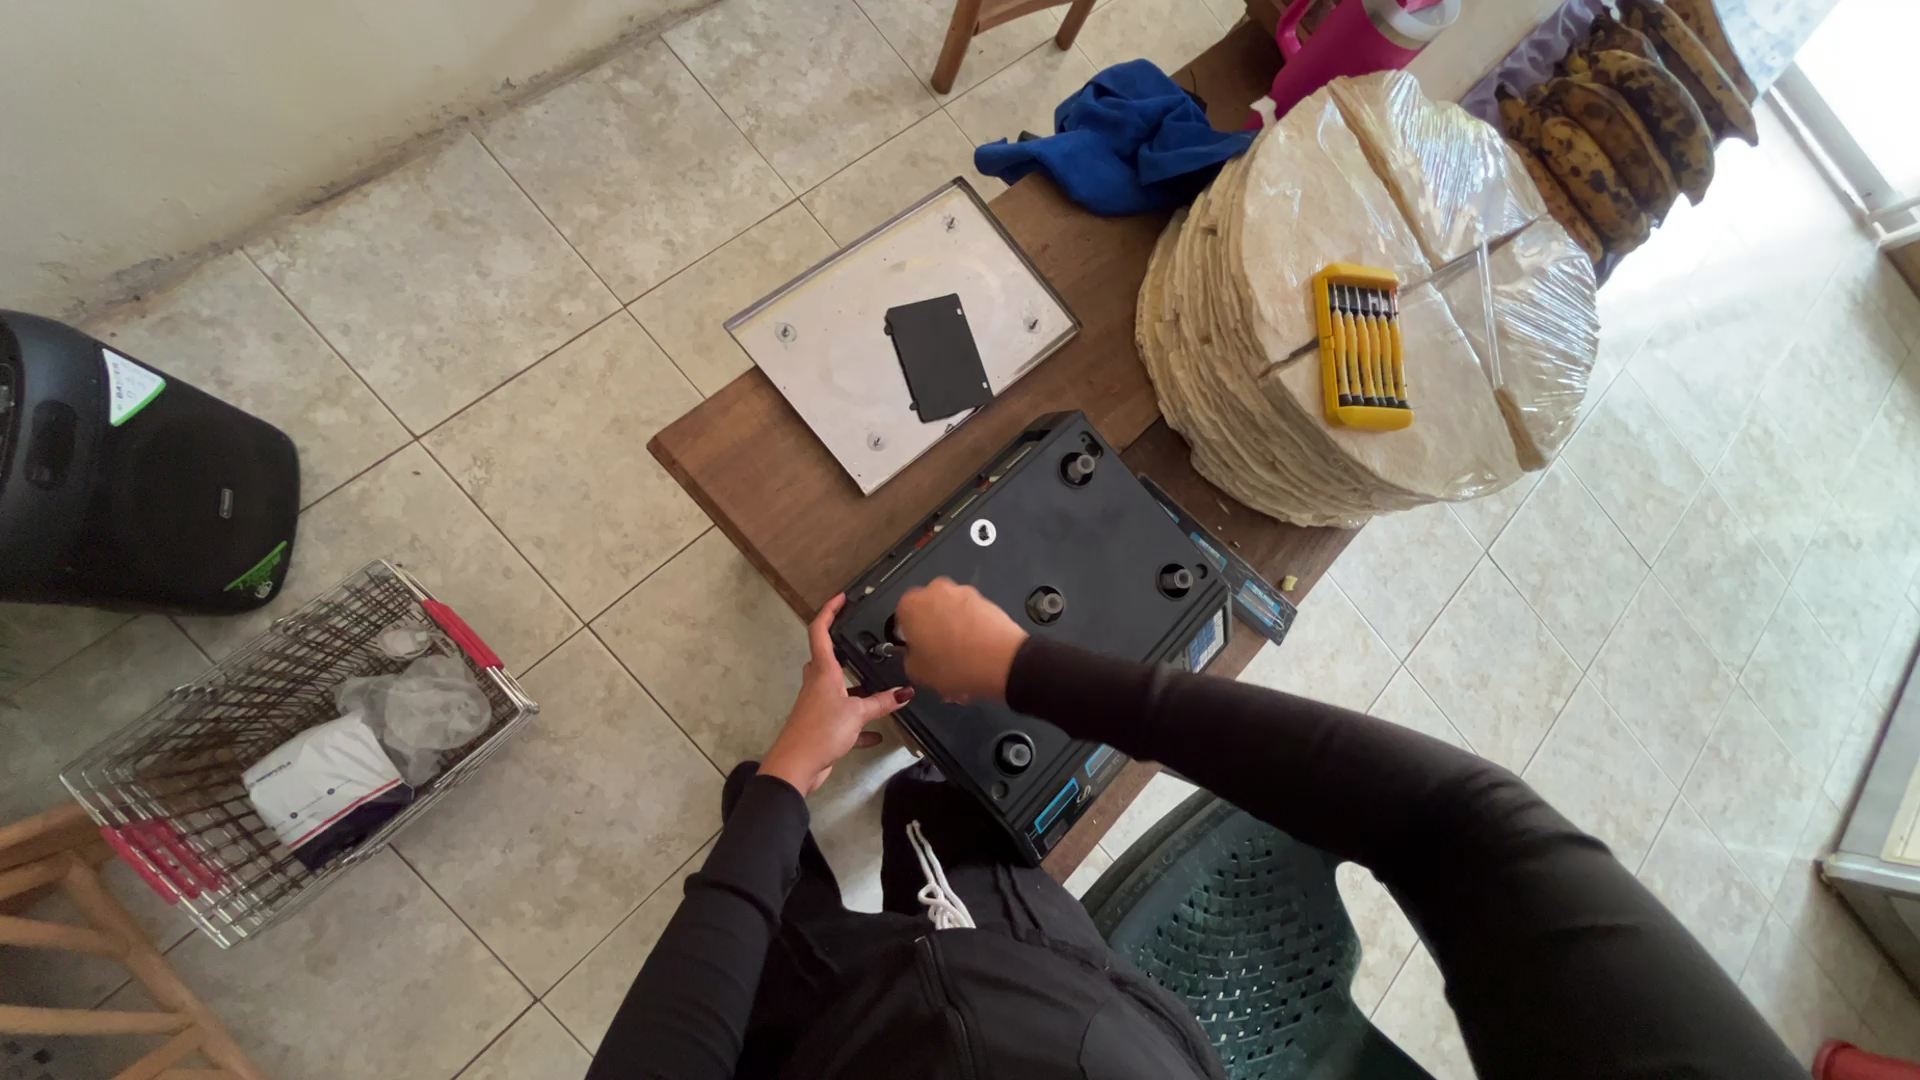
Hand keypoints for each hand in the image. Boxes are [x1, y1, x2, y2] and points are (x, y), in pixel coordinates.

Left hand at [759, 594, 911, 795]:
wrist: (796, 767)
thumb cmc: (821, 730)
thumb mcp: (857, 713)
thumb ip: (882, 703)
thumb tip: (905, 693)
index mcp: (823, 672)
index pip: (820, 631)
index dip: (829, 611)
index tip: (841, 598)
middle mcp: (817, 684)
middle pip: (828, 659)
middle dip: (845, 651)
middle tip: (866, 645)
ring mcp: (818, 706)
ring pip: (839, 690)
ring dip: (858, 691)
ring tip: (882, 690)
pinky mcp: (821, 728)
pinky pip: (844, 720)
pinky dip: (860, 725)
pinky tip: (877, 734)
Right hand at [895, 578, 1027, 703]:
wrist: (1002, 662)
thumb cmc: (956, 665)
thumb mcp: (917, 673)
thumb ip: (909, 659)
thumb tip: (914, 655)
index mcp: (911, 604)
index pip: (901, 618)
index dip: (910, 638)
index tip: (917, 651)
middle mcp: (935, 591)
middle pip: (928, 613)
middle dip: (933, 634)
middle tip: (938, 659)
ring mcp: (963, 593)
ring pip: (951, 616)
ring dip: (953, 635)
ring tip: (961, 663)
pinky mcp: (985, 600)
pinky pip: (970, 617)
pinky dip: (971, 632)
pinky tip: (976, 655)